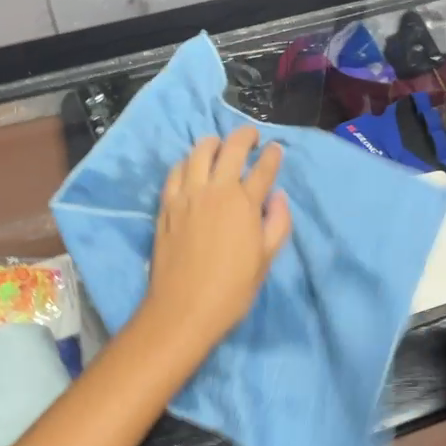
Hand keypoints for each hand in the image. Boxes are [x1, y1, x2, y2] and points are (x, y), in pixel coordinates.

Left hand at [136, 127, 292, 356]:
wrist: (183, 308)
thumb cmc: (232, 289)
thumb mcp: (266, 260)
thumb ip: (278, 223)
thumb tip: (278, 196)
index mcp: (245, 203)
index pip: (264, 168)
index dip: (273, 155)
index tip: (276, 149)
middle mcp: (216, 190)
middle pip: (232, 149)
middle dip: (245, 136)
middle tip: (252, 136)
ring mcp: (188, 195)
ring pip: (200, 152)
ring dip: (213, 143)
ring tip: (220, 146)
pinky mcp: (167, 204)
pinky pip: (176, 171)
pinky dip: (187, 163)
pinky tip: (191, 167)